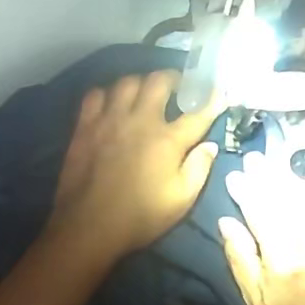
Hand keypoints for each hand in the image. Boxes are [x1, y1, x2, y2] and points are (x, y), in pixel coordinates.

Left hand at [46, 70, 221, 260]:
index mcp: (167, 140)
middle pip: (159, 82)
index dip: (213, 99)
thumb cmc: (140, 217)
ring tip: (144, 92)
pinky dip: (106, 94)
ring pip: (126, 83)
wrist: (88, 226)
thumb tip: (210, 145)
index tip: (219, 91)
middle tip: (178, 86)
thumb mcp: (181, 200)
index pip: (198, 112)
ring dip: (140, 83)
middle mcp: (140, 121)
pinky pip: (94, 96)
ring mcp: (109, 120)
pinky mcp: (85, 127)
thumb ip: (199, 169)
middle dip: (174, 78)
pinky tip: (110, 104)